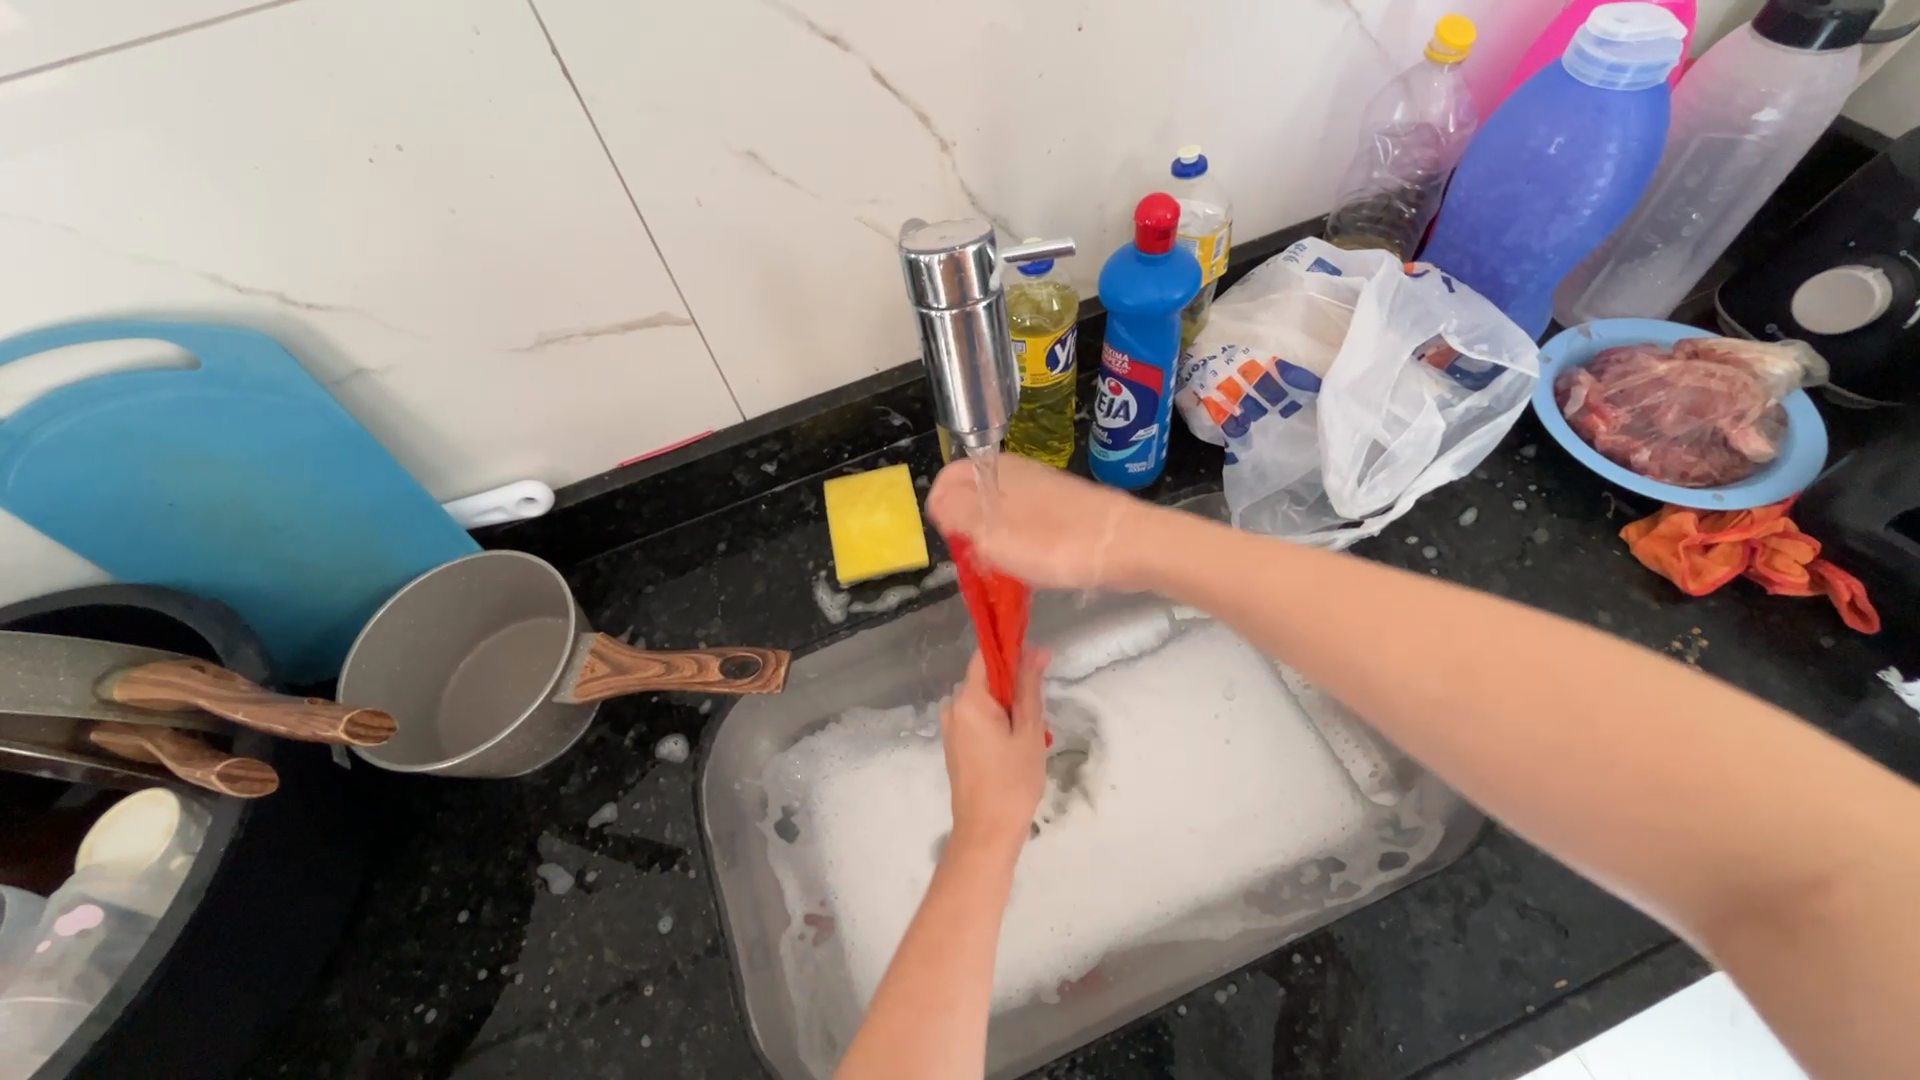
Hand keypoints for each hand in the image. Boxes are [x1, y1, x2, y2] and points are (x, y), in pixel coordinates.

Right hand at [926, 454, 1151, 590]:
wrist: (1126, 545)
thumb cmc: (1053, 541)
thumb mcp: (990, 531)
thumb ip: (957, 513)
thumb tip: (938, 501)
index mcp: (995, 469)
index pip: (949, 476)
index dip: (941, 508)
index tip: (952, 540)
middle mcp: (1018, 472)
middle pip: (975, 495)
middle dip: (968, 527)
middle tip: (977, 557)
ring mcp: (1044, 491)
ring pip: (1001, 511)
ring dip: (995, 539)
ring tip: (1004, 566)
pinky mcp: (1064, 510)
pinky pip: (1027, 523)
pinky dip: (1021, 543)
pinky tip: (1032, 564)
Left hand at [942, 648, 1049, 853]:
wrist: (986, 832)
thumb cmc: (1013, 781)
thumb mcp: (1028, 730)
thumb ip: (1029, 686)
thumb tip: (1035, 649)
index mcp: (968, 699)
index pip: (986, 655)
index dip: (1012, 651)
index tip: (1039, 660)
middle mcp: (953, 708)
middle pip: (987, 679)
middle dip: (1016, 687)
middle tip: (1041, 713)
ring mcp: (952, 728)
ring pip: (986, 702)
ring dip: (1011, 709)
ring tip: (1034, 736)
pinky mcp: (956, 745)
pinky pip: (979, 720)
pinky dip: (1000, 724)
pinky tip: (1019, 748)